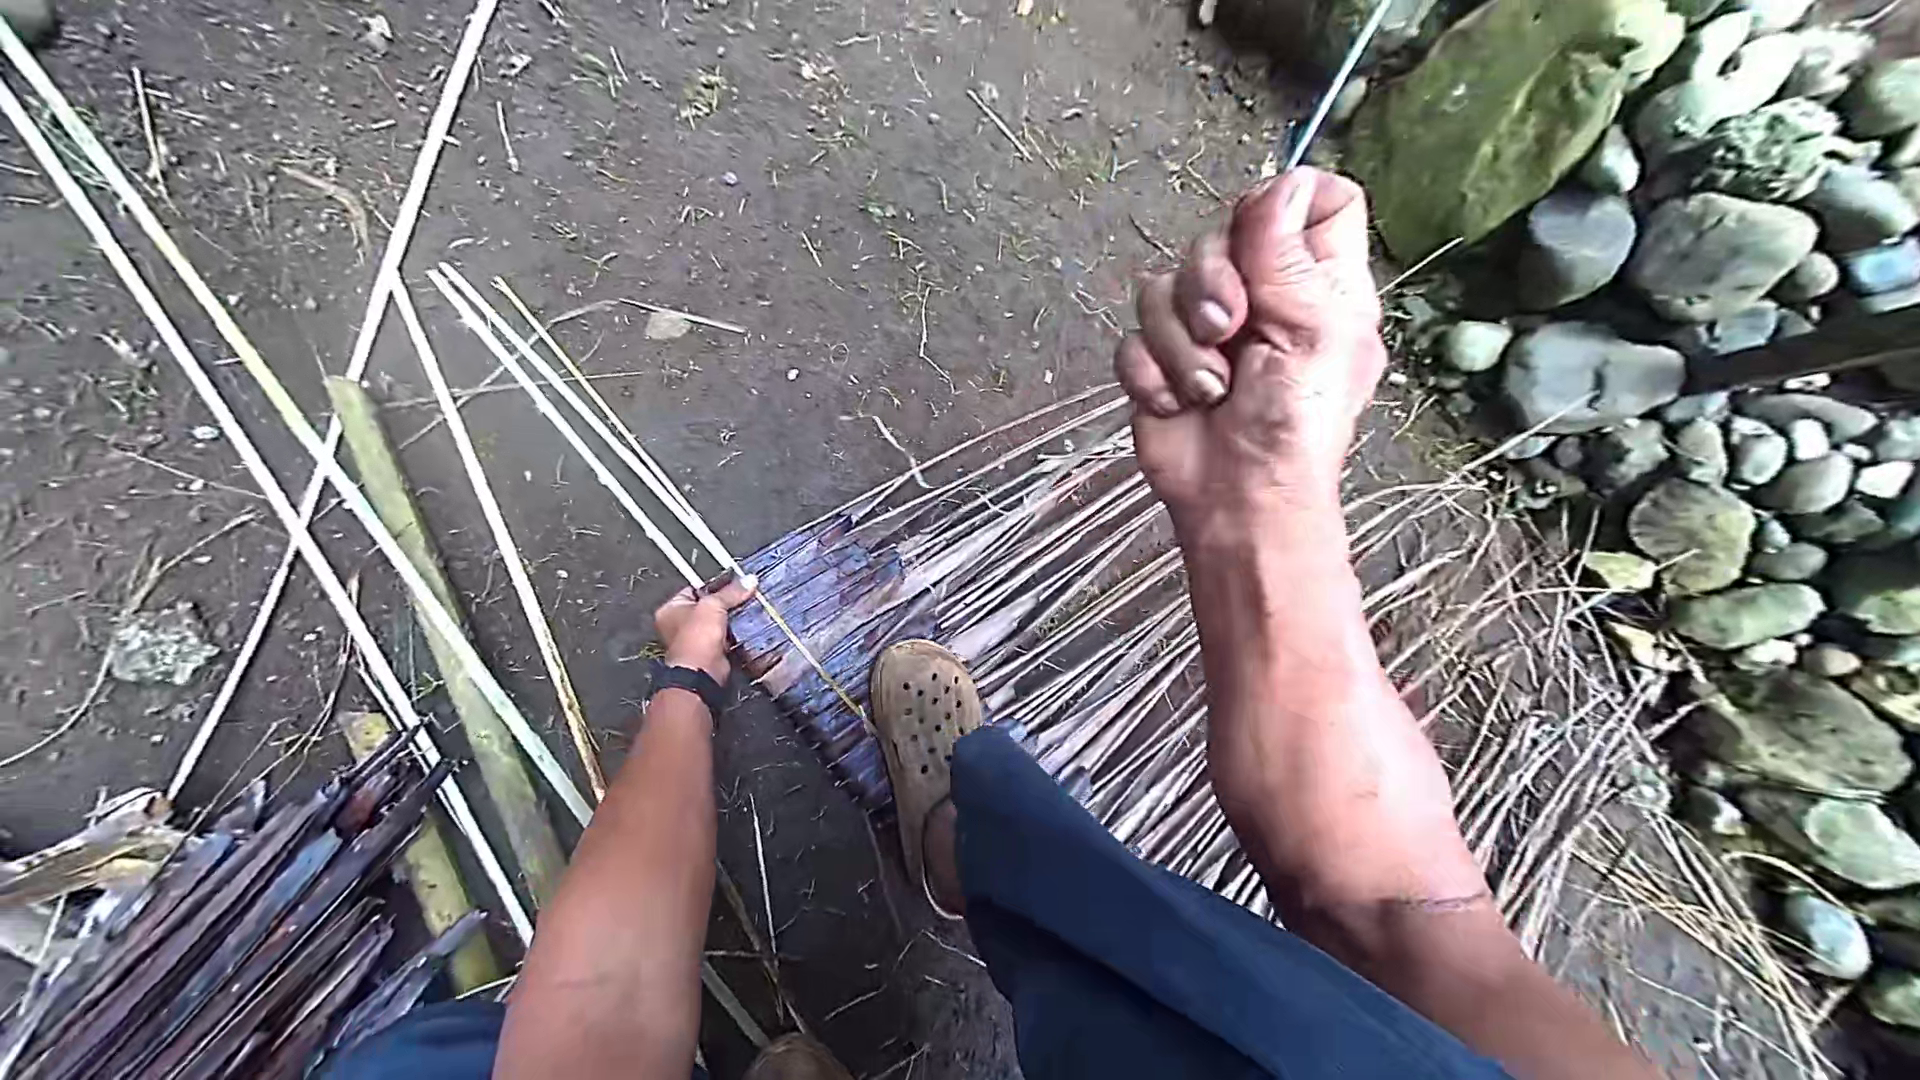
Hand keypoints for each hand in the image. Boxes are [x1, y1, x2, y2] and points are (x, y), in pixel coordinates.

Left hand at [654, 574, 758, 682]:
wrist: (703, 671)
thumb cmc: (697, 636)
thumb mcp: (713, 605)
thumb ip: (731, 592)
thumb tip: (749, 579)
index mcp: (671, 609)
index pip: (695, 589)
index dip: (714, 584)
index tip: (734, 581)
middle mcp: (679, 623)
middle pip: (708, 605)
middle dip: (727, 601)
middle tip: (746, 593)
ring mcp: (695, 638)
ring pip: (719, 620)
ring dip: (733, 616)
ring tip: (750, 606)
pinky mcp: (711, 650)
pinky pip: (727, 634)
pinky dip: (737, 631)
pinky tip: (749, 623)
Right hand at [1114, 167, 1386, 531]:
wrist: (1235, 496)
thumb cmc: (1291, 430)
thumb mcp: (1314, 338)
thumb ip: (1292, 261)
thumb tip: (1281, 186)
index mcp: (1313, 284)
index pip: (1309, 201)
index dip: (1284, 206)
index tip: (1265, 243)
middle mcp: (1257, 297)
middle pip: (1215, 236)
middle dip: (1210, 286)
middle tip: (1229, 331)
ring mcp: (1200, 330)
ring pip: (1161, 288)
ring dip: (1180, 345)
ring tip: (1208, 388)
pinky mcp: (1157, 362)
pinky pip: (1131, 340)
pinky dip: (1150, 376)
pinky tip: (1175, 404)